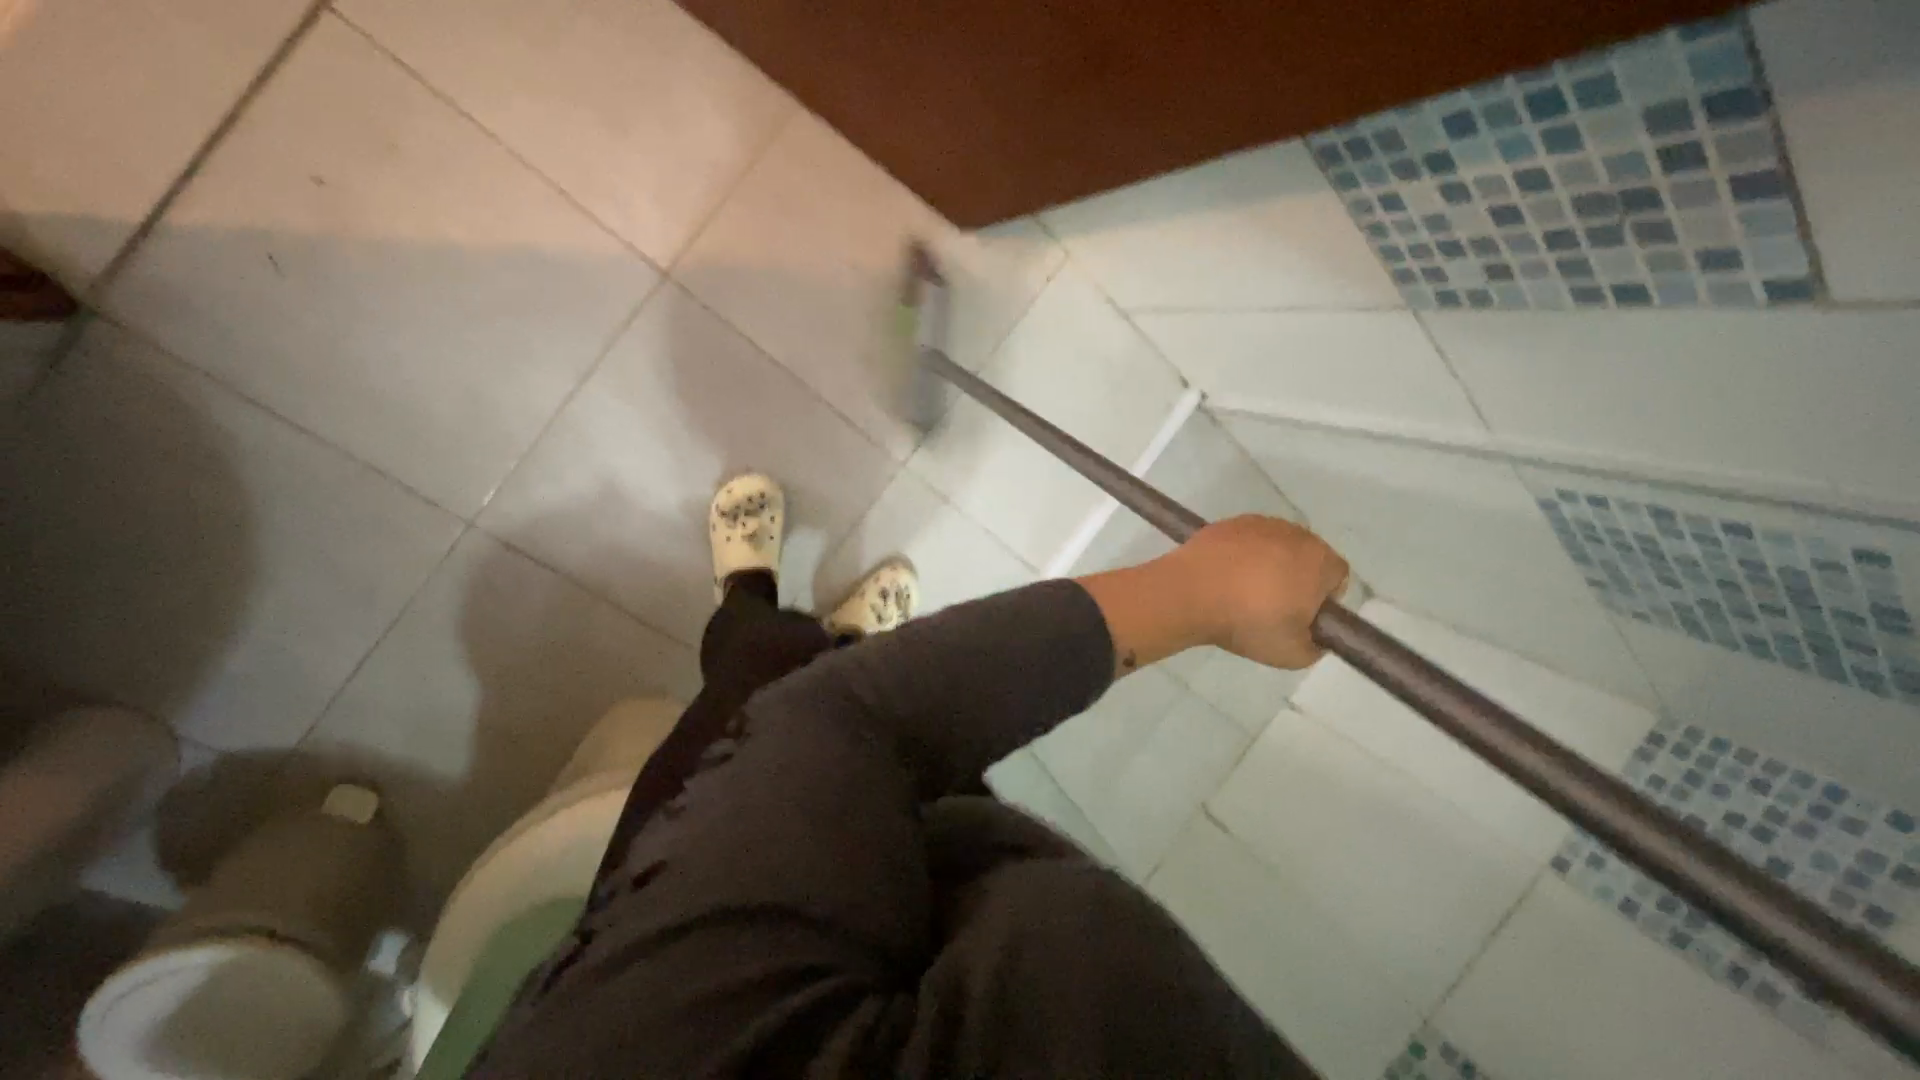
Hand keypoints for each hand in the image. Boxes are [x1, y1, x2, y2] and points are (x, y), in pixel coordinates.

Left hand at [1163, 515, 1349, 668]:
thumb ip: (1316, 646)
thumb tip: (1314, 637)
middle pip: (1307, 559)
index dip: (1322, 601)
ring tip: (1241, 593)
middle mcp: (1295, 533)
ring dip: (1266, 566)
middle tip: (1270, 609)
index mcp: (1320, 560)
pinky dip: (1239, 556)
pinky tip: (1222, 577)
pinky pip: (1244, 542)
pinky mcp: (1227, 523)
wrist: (1189, 593)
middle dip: (1295, 581)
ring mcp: (1258, 523)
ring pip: (1275, 548)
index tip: (1299, 618)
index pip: (1337, 579)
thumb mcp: (1294, 654)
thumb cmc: (1249, 622)